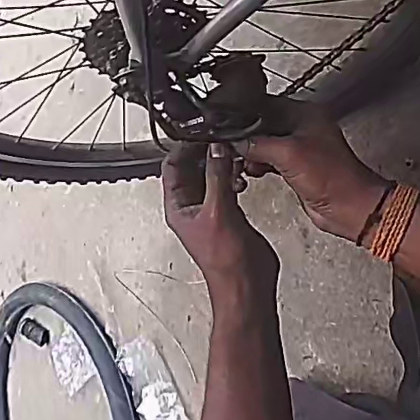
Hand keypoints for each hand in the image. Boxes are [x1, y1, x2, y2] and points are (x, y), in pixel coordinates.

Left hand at [163, 143, 278, 301]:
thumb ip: (217, 177)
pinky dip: (232, 176)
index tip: (201, 133)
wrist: (247, 286)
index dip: (183, 147)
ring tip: (232, 154)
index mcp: (179, 207)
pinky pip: (225, 185)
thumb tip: (216, 149)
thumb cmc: (227, 263)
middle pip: (191, 168)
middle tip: (220, 139)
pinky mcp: (228, 213)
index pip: (172, 167)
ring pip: (209, 175)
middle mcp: (192, 207)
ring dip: (220, 163)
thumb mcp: (219, 211)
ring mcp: (210, 210)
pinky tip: (241, 175)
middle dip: (204, 152)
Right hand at [239, 103, 387, 241]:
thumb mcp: (288, 154)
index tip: (228, 122)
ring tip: (239, 160)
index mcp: (306, 114)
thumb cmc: (333, 177)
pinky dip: (258, 164)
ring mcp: (300, 148)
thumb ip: (258, 144)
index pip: (267, 105)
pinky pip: (270, 160)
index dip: (246, 114)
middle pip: (264, 124)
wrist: (348, 207)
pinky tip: (250, 171)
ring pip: (265, 143)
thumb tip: (237, 141)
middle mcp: (303, 128)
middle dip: (246, 136)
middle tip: (231, 144)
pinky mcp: (296, 167)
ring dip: (250, 152)